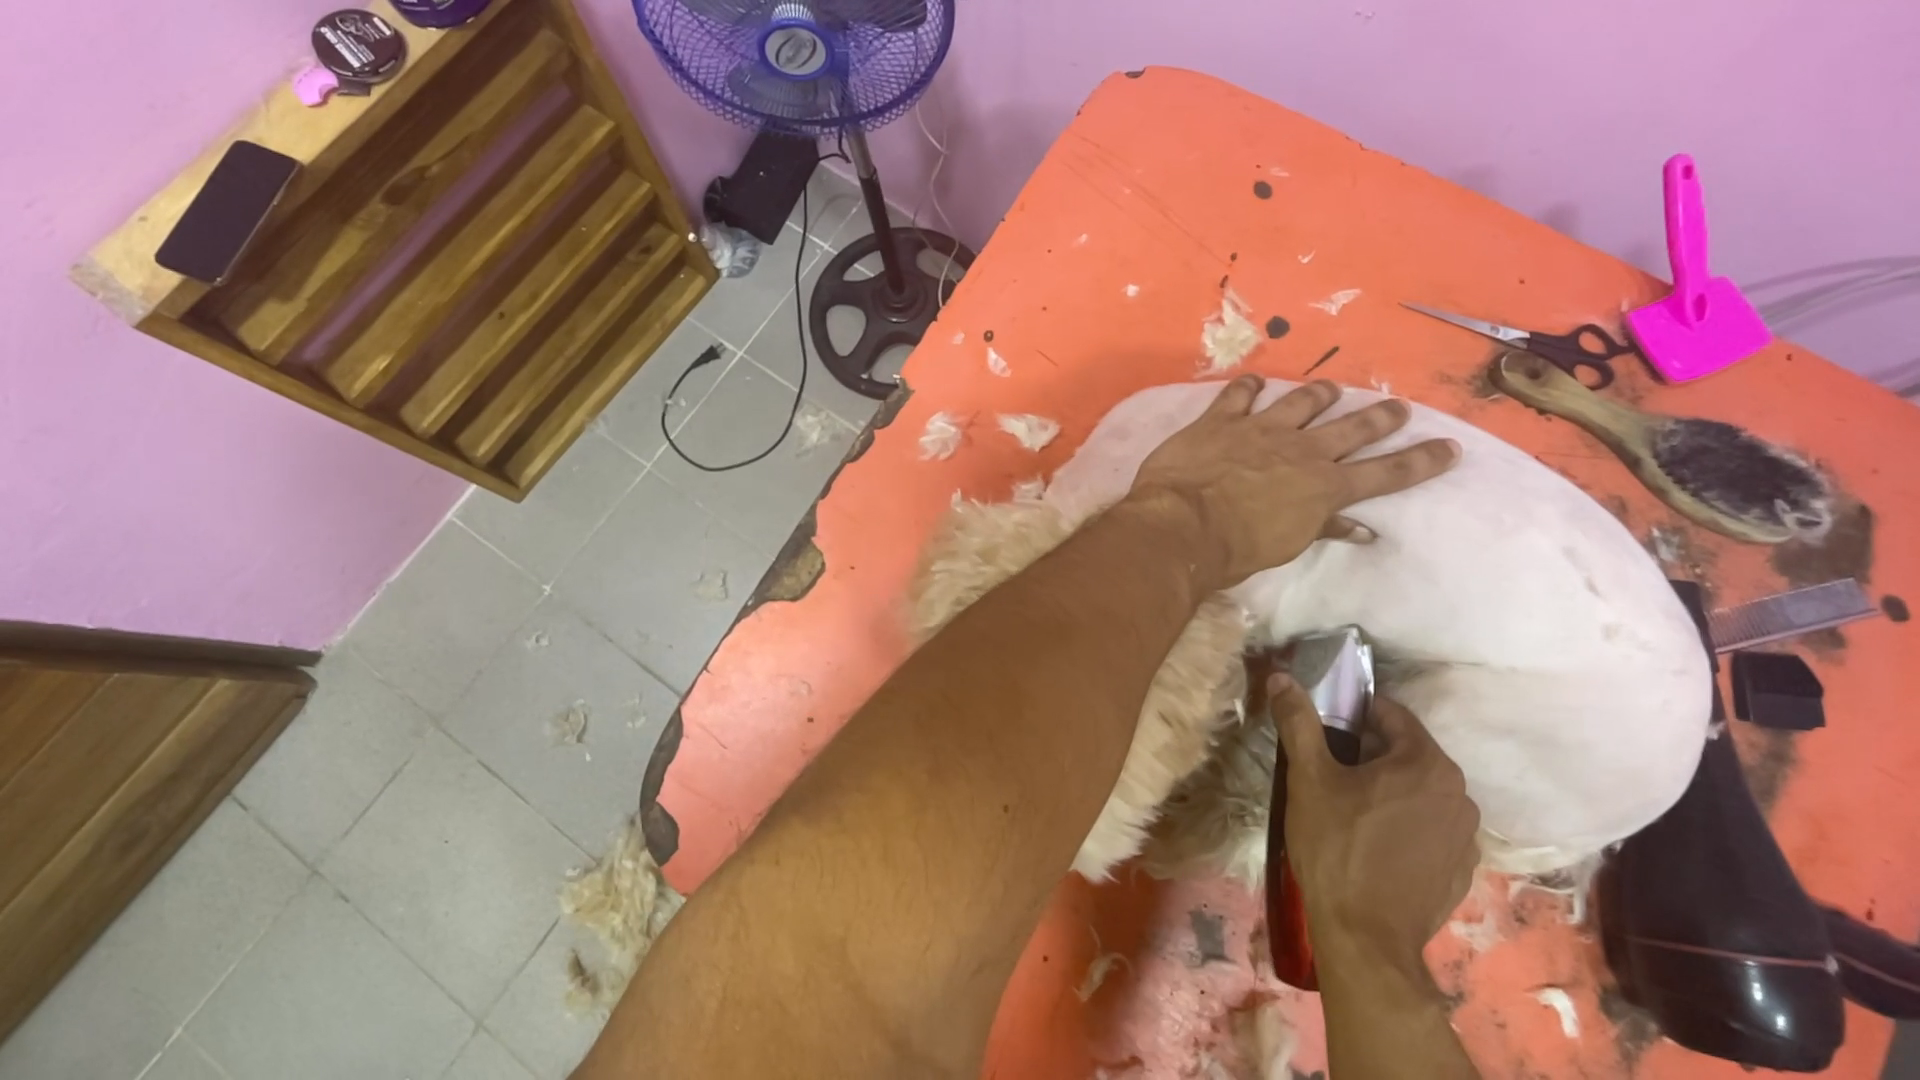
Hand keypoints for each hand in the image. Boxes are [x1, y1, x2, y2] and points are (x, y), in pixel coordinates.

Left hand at [1123, 376, 1457, 589]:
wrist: (1183, 525)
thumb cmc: (1235, 550)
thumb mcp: (1286, 547)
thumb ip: (1323, 528)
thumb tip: (1364, 530)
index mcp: (1325, 487)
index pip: (1386, 473)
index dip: (1420, 461)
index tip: (1449, 448)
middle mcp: (1302, 451)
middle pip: (1353, 428)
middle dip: (1380, 417)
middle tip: (1398, 407)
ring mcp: (1261, 429)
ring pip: (1301, 402)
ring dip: (1319, 394)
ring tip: (1331, 389)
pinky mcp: (1222, 419)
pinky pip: (1239, 394)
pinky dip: (1247, 386)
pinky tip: (1253, 380)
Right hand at [1271, 678, 1479, 974]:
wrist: (1365, 936)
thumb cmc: (1336, 847)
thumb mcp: (1309, 778)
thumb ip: (1298, 722)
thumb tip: (1282, 677)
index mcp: (1427, 763)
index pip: (1391, 715)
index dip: (1354, 716)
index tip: (1325, 732)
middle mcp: (1460, 793)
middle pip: (1408, 753)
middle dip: (1370, 754)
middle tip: (1329, 774)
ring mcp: (1466, 835)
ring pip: (1420, 791)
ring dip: (1389, 790)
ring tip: (1349, 812)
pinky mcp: (1461, 869)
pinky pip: (1430, 828)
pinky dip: (1405, 824)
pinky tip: (1373, 846)